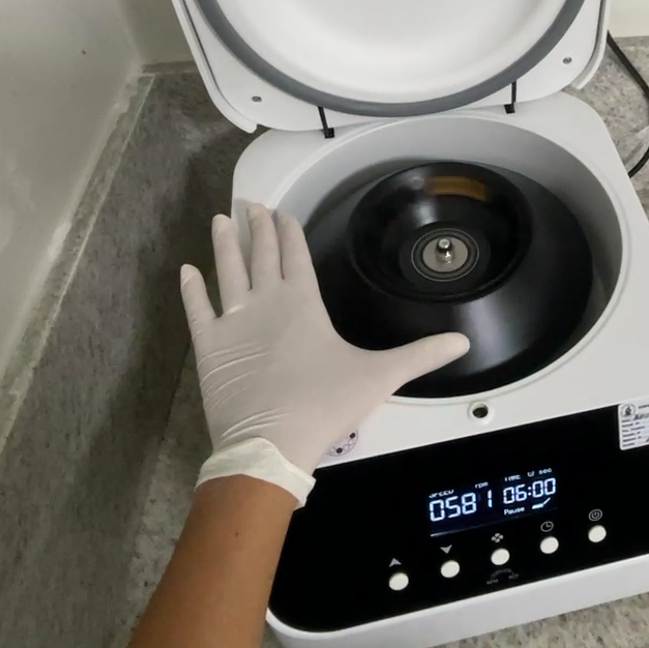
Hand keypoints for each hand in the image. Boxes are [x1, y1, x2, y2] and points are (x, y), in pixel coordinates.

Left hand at [181, 205, 469, 501]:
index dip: (289, 232)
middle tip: (252, 204)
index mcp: (304, 305)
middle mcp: (267, 304)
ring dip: (224, 245)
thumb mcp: (380, 377)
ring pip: (228, 272)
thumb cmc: (324, 406)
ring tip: (220, 218)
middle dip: (258, 228)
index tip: (282, 212)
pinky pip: (197, 310)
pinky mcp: (209, 347)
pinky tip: (186, 270)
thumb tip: (462, 342)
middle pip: (262, 256)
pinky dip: (191, 289)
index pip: (297, 257)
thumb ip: (420, 356)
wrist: (271, 443)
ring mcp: (234, 323)